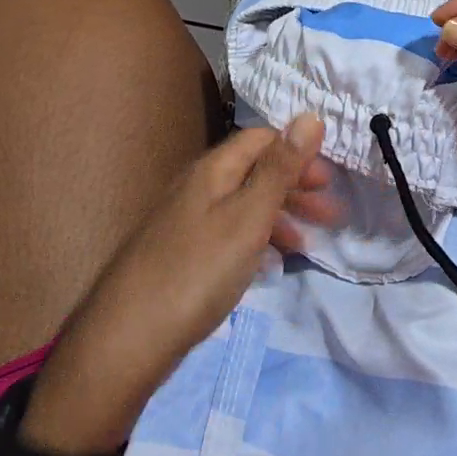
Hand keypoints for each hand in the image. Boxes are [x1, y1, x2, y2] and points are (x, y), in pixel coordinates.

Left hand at [19, 115, 337, 455]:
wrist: (126, 341)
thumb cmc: (197, 272)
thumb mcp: (248, 217)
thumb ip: (280, 168)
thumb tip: (310, 114)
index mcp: (212, 170)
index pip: (262, 138)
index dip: (298, 151)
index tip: (330, 180)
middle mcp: (197, 187)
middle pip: (254, 171)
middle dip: (295, 186)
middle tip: (331, 214)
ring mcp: (186, 223)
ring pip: (243, 205)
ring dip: (280, 217)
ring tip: (307, 245)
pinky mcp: (181, 256)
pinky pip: (228, 234)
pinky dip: (256, 242)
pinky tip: (269, 267)